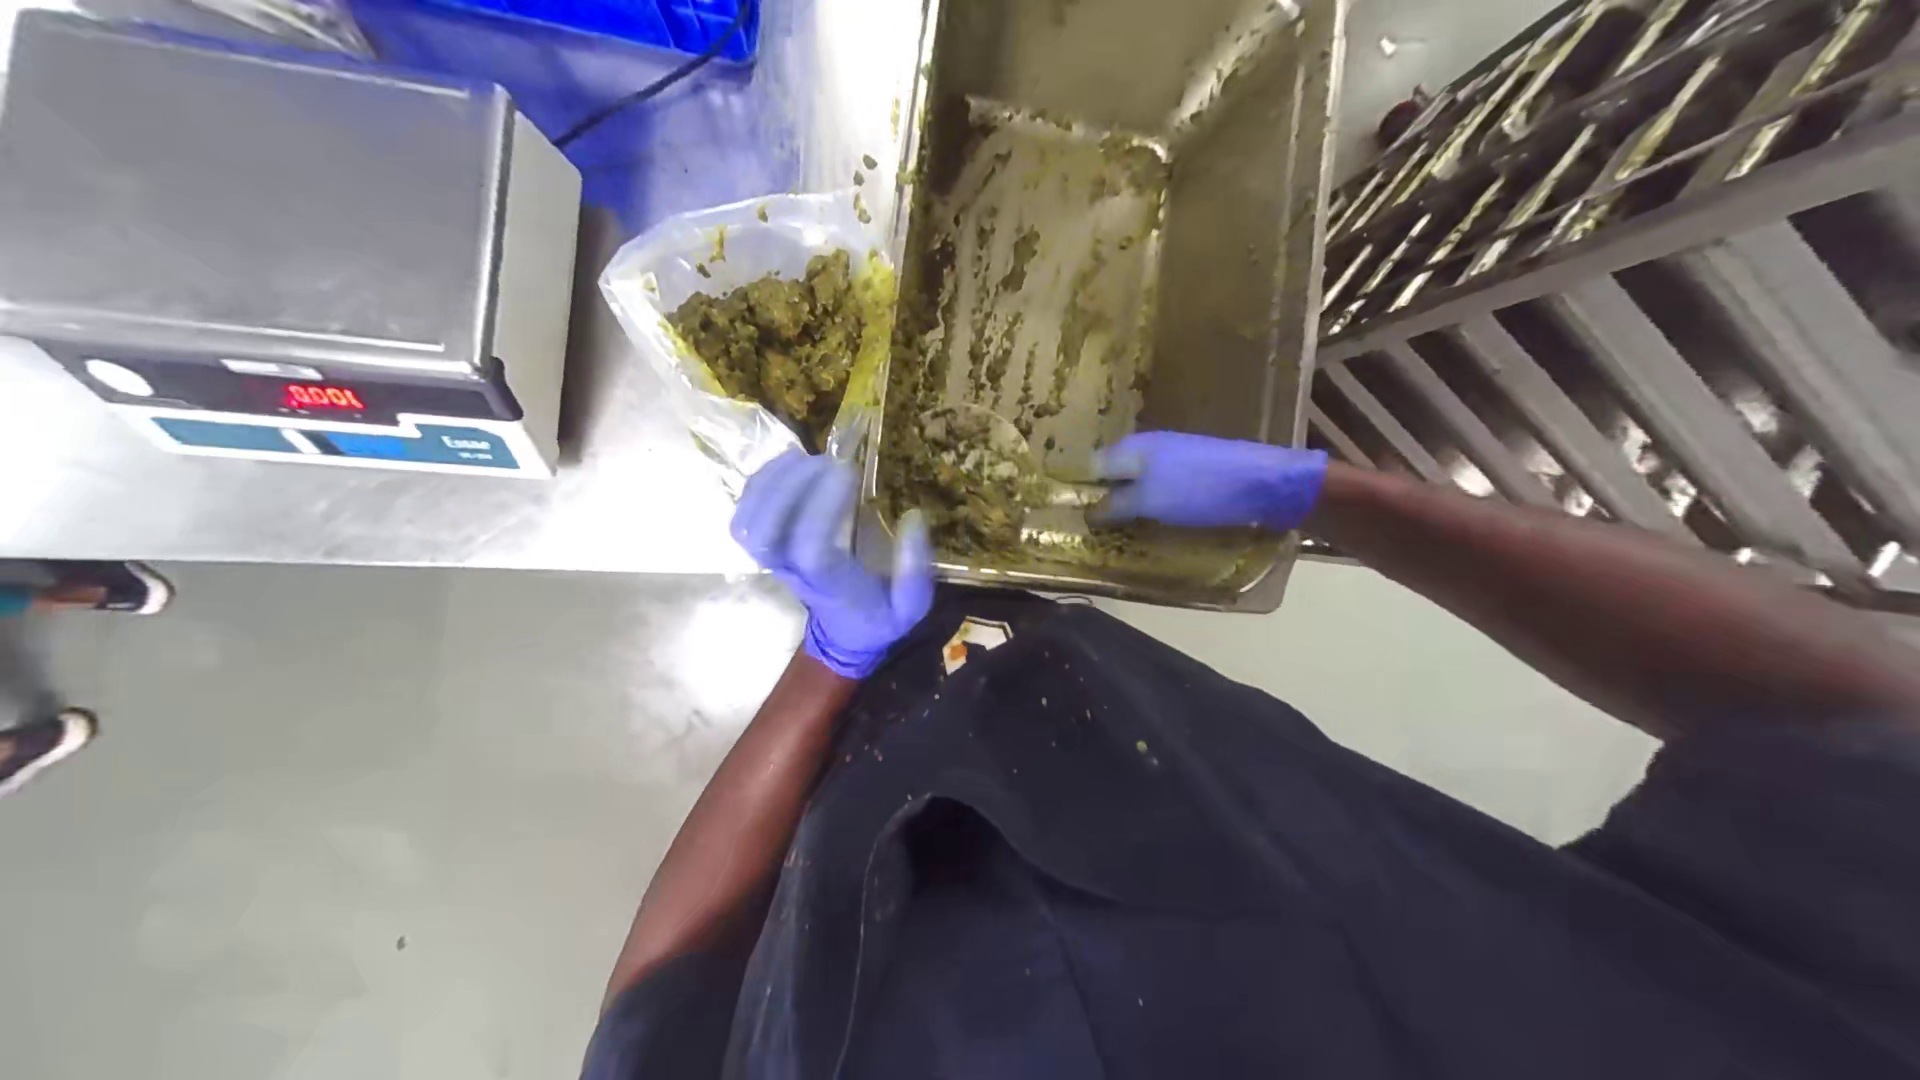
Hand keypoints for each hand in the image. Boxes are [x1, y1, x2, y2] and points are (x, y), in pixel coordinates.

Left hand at [731, 449, 934, 679]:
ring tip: (807, 457)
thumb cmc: (879, 615)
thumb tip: (913, 517)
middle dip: (790, 486)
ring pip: (749, 521)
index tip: (850, 473)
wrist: (846, 632)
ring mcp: (775, 559)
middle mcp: (794, 572)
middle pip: (765, 531)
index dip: (822, 505)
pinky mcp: (768, 546)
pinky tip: (790, 463)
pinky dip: (762, 481)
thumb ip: (915, 569)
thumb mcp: (912, 605)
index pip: (810, 547)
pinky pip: (746, 513)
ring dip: (773, 480)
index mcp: (831, 585)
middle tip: (827, 461)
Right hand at [1093, 432, 1328, 530]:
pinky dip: (1156, 503)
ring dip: (1133, 503)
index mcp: (1131, 448)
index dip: (1082, 490)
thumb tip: (1087, 512)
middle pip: (1115, 473)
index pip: (1091, 466)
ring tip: (1128, 530)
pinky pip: (1163, 486)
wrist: (1266, 482)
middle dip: (1107, 498)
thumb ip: (1115, 505)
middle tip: (1101, 530)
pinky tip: (1161, 520)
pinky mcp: (1196, 468)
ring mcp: (1175, 455)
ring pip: (1140, 480)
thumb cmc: (1199, 490)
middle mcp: (1149, 446)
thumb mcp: (1149, 502)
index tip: (1076, 517)